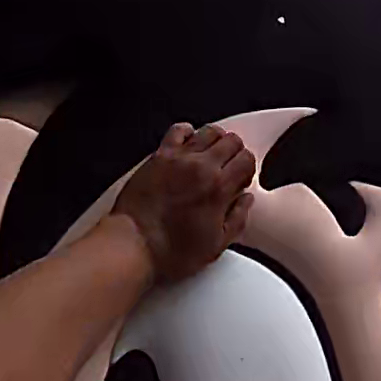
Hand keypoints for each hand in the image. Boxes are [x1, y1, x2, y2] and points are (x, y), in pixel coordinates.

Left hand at [111, 123, 256, 282]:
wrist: (133, 245)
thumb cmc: (171, 251)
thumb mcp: (215, 246)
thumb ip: (237, 219)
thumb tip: (246, 200)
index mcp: (219, 189)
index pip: (246, 159)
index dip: (247, 168)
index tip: (241, 178)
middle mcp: (201, 167)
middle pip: (231, 141)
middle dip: (235, 152)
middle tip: (228, 167)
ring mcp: (179, 158)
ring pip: (209, 131)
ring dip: (216, 140)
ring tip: (211, 155)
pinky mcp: (160, 155)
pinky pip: (179, 129)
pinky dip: (188, 133)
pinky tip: (189, 145)